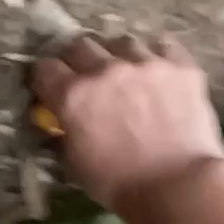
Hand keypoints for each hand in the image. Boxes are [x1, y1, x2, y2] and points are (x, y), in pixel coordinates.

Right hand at [30, 35, 223, 212]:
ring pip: (121, 41)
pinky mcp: (181, 65)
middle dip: (74, 60)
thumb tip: (57, 121)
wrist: (173, 182)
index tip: (46, 88)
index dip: (42, 78)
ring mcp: (147, 63)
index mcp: (73, 96)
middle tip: (79, 76)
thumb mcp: (72, 160)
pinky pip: (160, 46)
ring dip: (113, 54)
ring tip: (118, 71)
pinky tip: (150, 71)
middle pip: (81, 45)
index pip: (45, 69)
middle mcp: (107, 70)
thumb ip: (61, 132)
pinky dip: (150, 55)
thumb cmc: (113, 181)